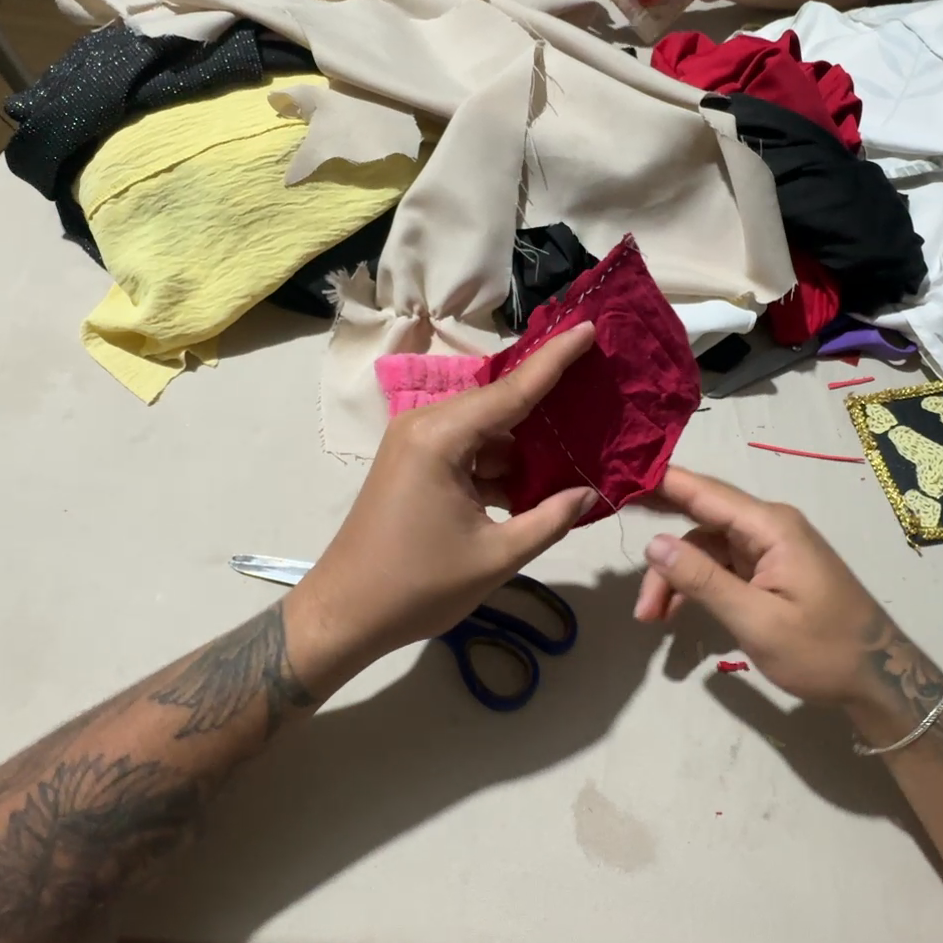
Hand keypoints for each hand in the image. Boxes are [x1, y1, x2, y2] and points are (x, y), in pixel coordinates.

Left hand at [294, 324, 599, 665]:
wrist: (345, 614)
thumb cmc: (418, 586)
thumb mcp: (496, 558)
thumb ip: (550, 520)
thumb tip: (589, 493)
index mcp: (441, 438)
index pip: (512, 390)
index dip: (556, 360)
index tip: (589, 328)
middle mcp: (425, 425)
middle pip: (499, 404)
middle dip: (547, 400)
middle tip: (597, 389)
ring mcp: (416, 443)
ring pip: (486, 429)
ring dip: (525, 441)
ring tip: (579, 443)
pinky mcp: (414, 463)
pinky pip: (470, 449)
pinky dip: (501, 461)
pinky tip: (537, 478)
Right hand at [635, 467, 891, 709]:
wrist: (879, 680)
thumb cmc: (822, 650)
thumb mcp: (757, 621)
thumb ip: (703, 580)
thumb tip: (653, 543)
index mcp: (770, 526)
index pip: (703, 492)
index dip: (659, 482)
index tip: (617, 475)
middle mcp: (768, 526)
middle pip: (699, 522)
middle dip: (662, 552)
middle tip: (627, 578)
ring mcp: (769, 547)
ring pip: (705, 548)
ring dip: (676, 578)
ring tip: (651, 618)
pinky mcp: (769, 568)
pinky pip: (720, 566)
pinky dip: (696, 586)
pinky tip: (675, 615)